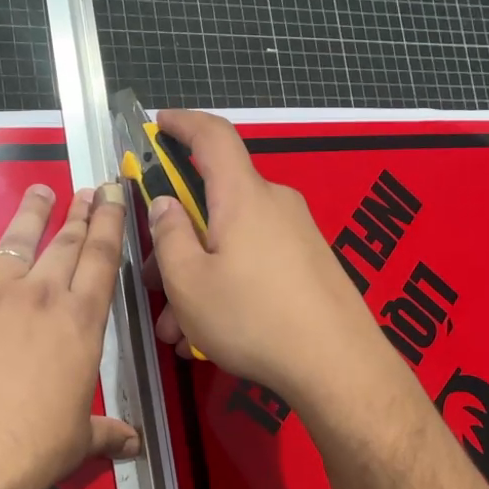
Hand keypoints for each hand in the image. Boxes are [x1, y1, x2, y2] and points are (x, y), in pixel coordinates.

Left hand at [0, 182, 139, 488]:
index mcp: (81, 324)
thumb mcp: (79, 439)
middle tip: (87, 189)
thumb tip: (134, 446)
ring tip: (40, 190)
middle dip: (80, 212)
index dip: (111, 225)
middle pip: (65, 243)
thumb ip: (107, 432)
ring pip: (16, 241)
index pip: (103, 261)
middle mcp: (42, 297)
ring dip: (31, 213)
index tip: (114, 197)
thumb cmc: (35, 447)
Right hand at [146, 109, 401, 408]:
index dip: (181, 123)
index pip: (212, 136)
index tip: (156, 125)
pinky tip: (209, 334)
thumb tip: (166, 205)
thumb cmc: (252, 318)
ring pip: (230, 243)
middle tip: (151, 283)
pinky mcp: (309, 265)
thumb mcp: (189, 282)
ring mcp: (296, 235)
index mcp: (242, 196)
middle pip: (214, 203)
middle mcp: (274, 204)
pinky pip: (254, 263)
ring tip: (176, 329)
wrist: (337, 365)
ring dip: (196, 277)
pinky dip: (224, 287)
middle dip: (175, 239)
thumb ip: (168, 237)